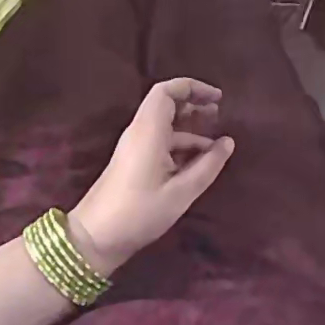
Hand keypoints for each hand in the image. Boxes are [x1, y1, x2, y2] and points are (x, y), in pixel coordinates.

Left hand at [70, 78, 234, 273]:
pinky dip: (181, 144)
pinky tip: (200, 161)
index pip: (166, 91)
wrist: (95, 237)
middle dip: (193, 104)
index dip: (192, 87)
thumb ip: (208, 165)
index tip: (217, 98)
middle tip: (218, 113)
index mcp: (149, 131)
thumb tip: (228, 142)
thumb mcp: (181, 192)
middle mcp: (140, 132)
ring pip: (165, 124)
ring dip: (190, 127)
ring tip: (216, 141)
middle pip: (166, 104)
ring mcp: (135, 146)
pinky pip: (160, 141)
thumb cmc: (139, 212)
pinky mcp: (134, 161)